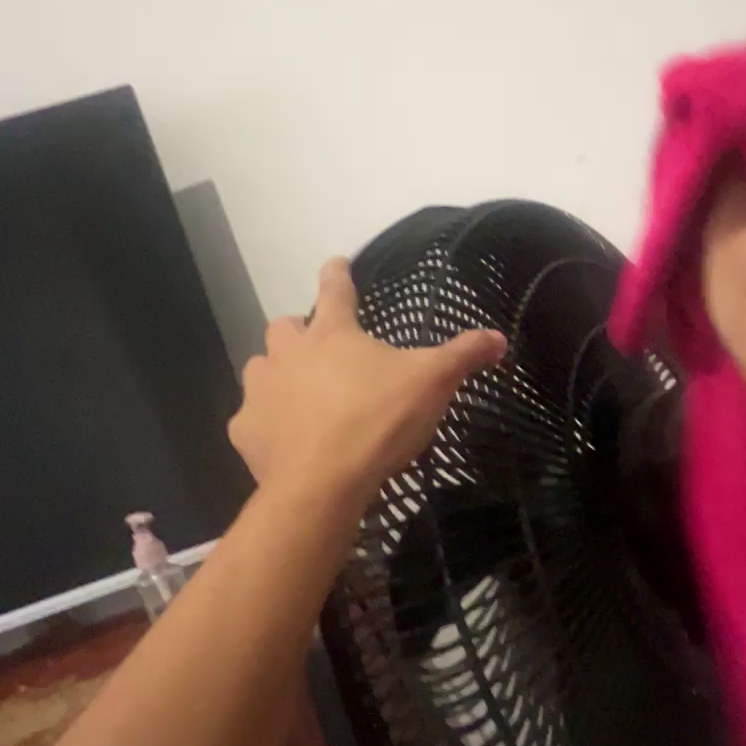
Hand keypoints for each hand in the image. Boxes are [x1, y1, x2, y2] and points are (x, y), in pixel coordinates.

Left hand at [229, 258, 506, 506]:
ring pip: (261, 368)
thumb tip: (498, 337)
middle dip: (300, 330)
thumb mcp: (434, 382)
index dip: (337, 273)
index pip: (335, 290)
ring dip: (279, 372)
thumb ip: (464, 355)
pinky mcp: (246, 432)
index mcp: (333, 334)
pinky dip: (268, 423)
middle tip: (320, 345)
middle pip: (285, 327)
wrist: (323, 483)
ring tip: (302, 391)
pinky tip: (287, 439)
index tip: (336, 262)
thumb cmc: (379, 419)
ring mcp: (261, 392)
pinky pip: (253, 419)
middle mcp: (289, 353)